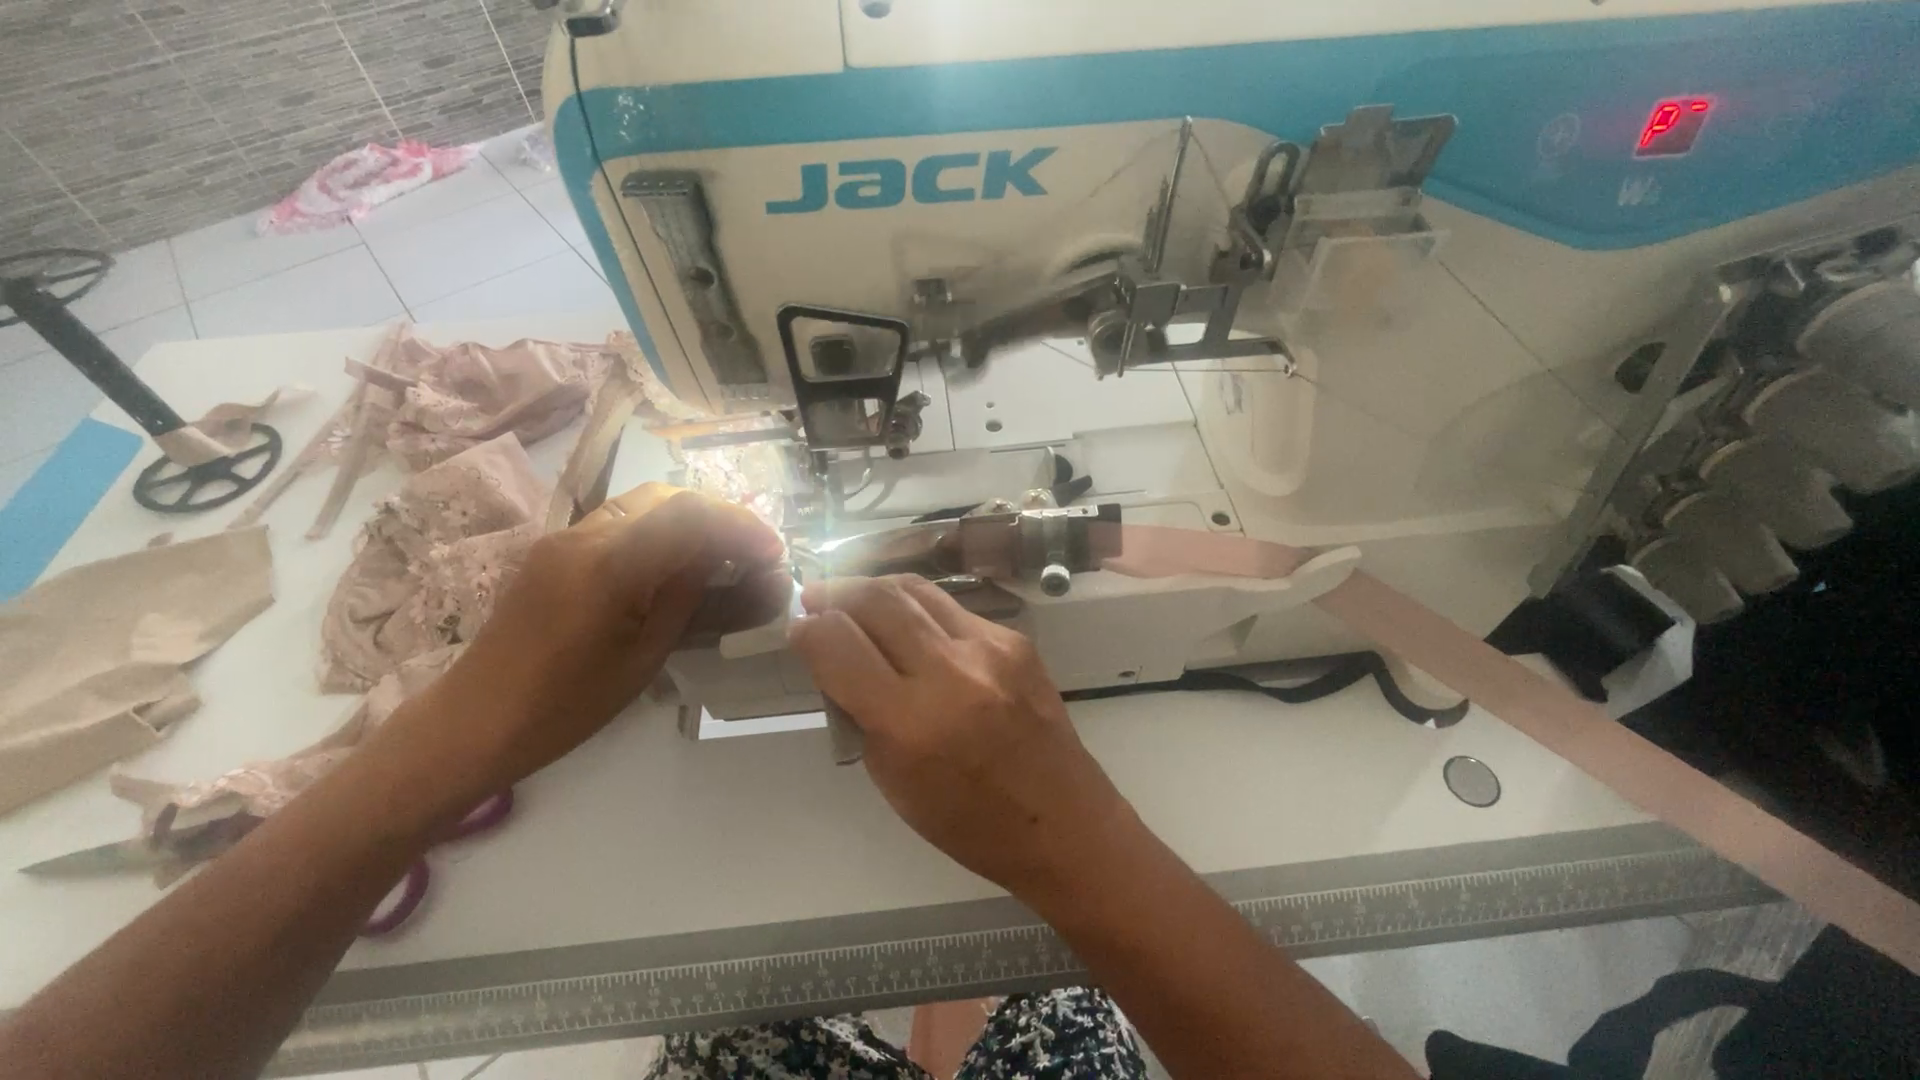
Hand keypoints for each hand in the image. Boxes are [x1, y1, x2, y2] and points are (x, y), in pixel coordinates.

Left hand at [378, 483, 789, 799]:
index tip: (773, 551)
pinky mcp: (551, 551)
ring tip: (723, 550)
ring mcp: (562, 539)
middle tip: (752, 546)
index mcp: (608, 564)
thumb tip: (718, 558)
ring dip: (688, 518)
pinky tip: (676, 560)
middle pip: (666, 496)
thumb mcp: (641, 657)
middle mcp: (583, 536)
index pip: (690, 518)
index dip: (739, 526)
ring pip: (640, 504)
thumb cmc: (564, 705)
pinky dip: (657, 529)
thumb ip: (682, 596)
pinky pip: (617, 523)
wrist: (474, 721)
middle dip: (718, 514)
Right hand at [786, 576, 1136, 901]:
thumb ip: (861, 715)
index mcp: (910, 722)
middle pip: (875, 600)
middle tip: (817, 599)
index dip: (806, 632)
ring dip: (875, 589)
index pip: (837, 645)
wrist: (1063, 822)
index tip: (797, 631)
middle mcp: (950, 672)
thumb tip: (838, 664)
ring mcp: (989, 648)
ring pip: (915, 589)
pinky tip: (910, 626)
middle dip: (835, 593)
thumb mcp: (894, 782)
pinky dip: (919, 610)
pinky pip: (952, 609)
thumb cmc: (970, 822)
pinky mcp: (1016, 640)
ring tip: (855, 599)